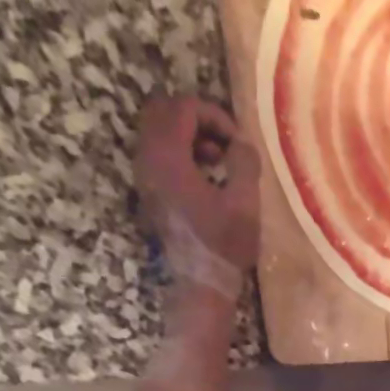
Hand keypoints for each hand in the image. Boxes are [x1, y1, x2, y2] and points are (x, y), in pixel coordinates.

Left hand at [135, 95, 261, 295]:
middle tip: (225, 141)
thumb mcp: (245, 203)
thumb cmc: (224, 245)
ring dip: (189, 135)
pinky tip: (205, 174)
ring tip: (218, 159)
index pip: (183, 108)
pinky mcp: (149, 191)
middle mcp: (148, 160)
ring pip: (158, 131)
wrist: (202, 282)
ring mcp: (144, 176)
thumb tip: (241, 143)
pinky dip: (180, 152)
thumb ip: (244, 163)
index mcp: (169, 158)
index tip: (237, 140)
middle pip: (163, 112)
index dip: (214, 115)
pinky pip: (158, 153)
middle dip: (197, 119)